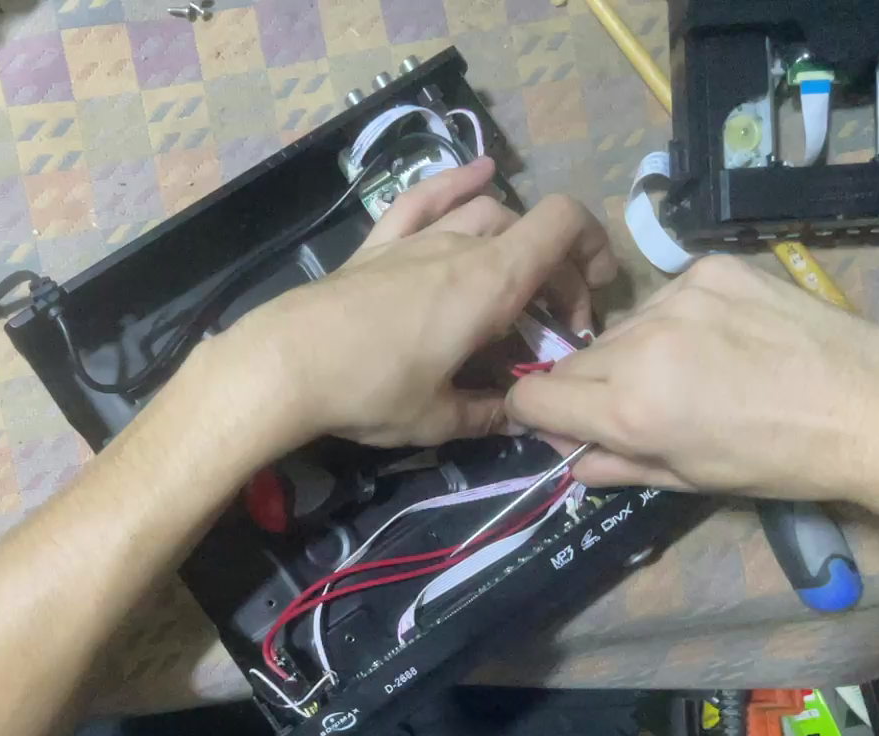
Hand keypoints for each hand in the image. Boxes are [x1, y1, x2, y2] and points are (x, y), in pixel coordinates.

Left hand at [207, 157, 619, 448]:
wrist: (286, 365)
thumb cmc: (372, 392)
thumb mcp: (438, 418)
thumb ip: (487, 414)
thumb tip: (519, 416)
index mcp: (491, 283)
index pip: (565, 228)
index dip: (592, 251)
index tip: (589, 300)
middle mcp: (460, 246)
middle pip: (527, 232)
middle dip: (553, 272)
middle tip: (548, 326)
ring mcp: (414, 239)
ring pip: (482, 216)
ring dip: (512, 241)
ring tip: (516, 280)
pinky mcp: (377, 245)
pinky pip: (423, 200)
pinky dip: (455, 184)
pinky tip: (479, 173)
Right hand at [505, 255, 878, 505]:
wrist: (876, 409)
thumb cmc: (774, 462)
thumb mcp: (682, 478)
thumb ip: (610, 463)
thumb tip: (568, 453)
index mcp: (629, 406)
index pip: (532, 395)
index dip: (536, 415)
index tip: (562, 425)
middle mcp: (642, 343)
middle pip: (569, 363)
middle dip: (584, 390)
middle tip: (630, 409)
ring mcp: (678, 297)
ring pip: (613, 332)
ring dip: (625, 356)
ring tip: (681, 374)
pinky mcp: (712, 269)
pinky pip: (658, 300)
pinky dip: (667, 324)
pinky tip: (711, 341)